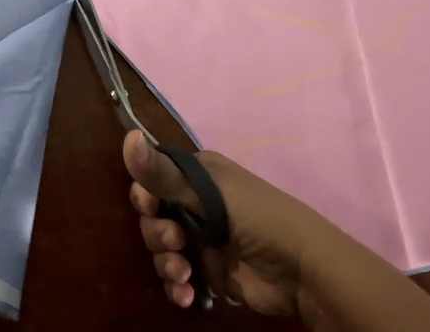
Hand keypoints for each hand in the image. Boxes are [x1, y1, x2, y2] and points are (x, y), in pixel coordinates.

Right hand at [126, 131, 429, 331]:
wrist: (302, 270)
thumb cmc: (258, 217)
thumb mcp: (209, 193)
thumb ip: (163, 173)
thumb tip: (126, 136)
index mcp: (196, 175)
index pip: (153, 177)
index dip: (145, 194)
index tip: (149, 205)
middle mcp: (196, 203)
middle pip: (153, 215)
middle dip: (157, 232)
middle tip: (175, 242)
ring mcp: (202, 239)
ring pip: (162, 248)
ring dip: (165, 262)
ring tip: (183, 274)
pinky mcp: (209, 273)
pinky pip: (177, 278)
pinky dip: (176, 286)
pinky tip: (186, 294)